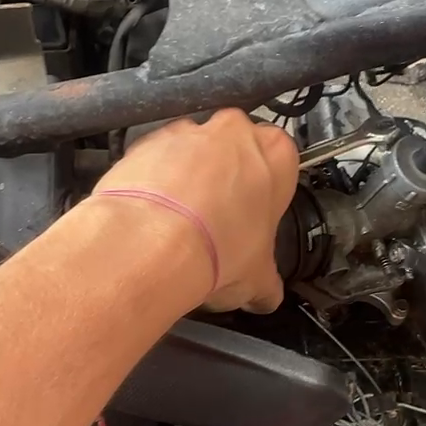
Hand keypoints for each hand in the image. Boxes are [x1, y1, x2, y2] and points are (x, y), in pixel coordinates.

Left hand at [89, 109, 297, 312]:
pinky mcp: (144, 144)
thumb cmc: (211, 246)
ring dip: (189, 183)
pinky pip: (155, 161)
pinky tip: (156, 222)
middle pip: (235, 155)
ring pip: (193, 154)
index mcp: (276, 154)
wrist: (150, 245)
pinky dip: (154, 185)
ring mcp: (186, 134)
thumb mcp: (259, 278)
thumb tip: (263, 292)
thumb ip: (267, 280)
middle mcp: (232, 133)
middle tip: (219, 227)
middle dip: (227, 186)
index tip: (255, 223)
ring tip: (182, 229)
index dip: (265, 200)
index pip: (281, 168)